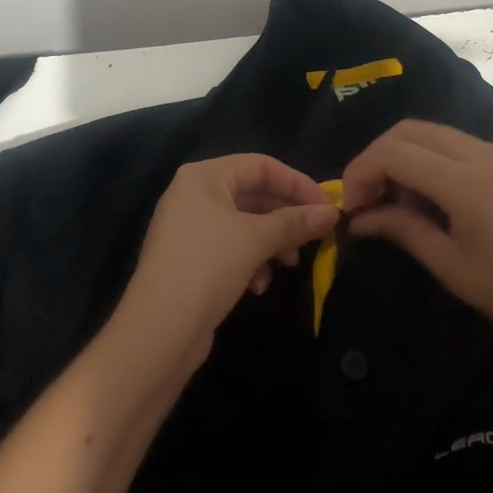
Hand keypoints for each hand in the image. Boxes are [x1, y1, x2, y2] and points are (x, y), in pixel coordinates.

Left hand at [119, 154, 339, 362]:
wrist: (160, 327)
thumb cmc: (207, 266)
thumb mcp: (255, 239)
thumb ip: (295, 222)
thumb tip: (332, 212)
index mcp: (204, 176)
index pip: (261, 165)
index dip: (297, 183)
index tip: (328, 207)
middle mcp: (194, 194)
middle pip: (253, 194)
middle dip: (286, 217)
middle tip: (317, 238)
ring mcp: (190, 227)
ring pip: (245, 224)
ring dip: (272, 242)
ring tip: (290, 264)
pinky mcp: (191, 259)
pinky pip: (231, 248)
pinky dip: (250, 262)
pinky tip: (258, 286)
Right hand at [341, 120, 492, 376]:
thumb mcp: (453, 267)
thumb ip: (402, 229)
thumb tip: (358, 218)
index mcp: (468, 179)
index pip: (394, 152)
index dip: (361, 172)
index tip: (350, 207)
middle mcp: (484, 152)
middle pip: (409, 131)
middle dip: (377, 159)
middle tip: (365, 201)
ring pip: (432, 134)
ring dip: (403, 158)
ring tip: (394, 205)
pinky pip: (456, 146)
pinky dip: (429, 161)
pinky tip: (427, 200)